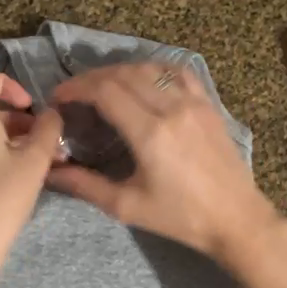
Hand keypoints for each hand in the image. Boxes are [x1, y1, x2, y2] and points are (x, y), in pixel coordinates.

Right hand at [48, 62, 280, 262]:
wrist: (236, 219)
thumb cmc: (181, 218)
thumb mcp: (128, 206)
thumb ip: (85, 185)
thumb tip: (50, 171)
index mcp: (150, 133)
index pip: (105, 91)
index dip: (77, 88)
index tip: (58, 97)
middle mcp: (172, 108)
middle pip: (123, 74)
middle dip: (92, 78)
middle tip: (74, 92)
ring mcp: (194, 102)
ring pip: (150, 68)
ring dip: (120, 71)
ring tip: (103, 86)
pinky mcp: (209, 104)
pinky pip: (178, 72)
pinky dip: (154, 70)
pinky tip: (143, 81)